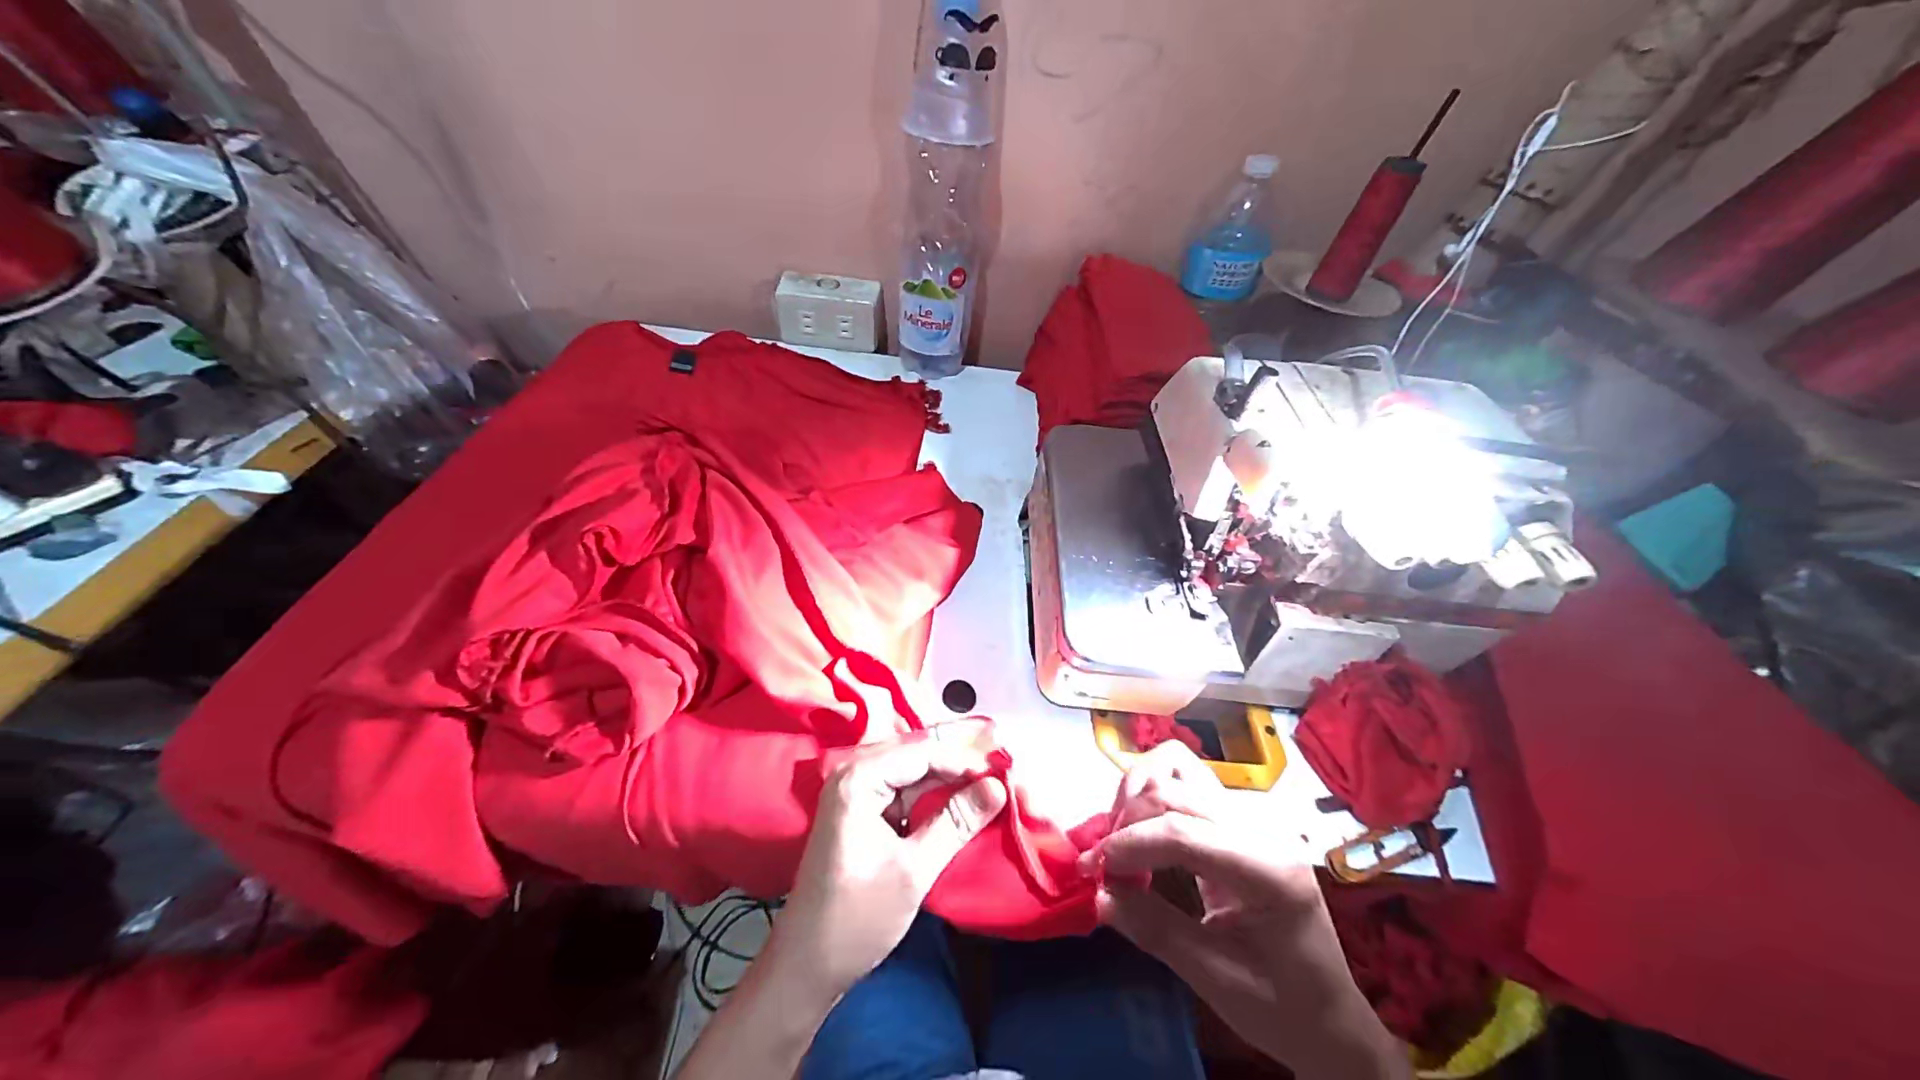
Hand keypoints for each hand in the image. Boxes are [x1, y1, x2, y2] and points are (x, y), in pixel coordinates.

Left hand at [774, 722, 1008, 998]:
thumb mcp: (914, 870)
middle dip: (959, 768)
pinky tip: (960, 809)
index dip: (965, 762)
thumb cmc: (857, 917)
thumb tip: (998, 787)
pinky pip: (904, 793)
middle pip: (917, 757)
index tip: (1005, 776)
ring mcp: (855, 793)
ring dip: (948, 785)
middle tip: (1002, 779)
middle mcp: (853, 774)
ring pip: (913, 774)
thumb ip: (957, 822)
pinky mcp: (861, 813)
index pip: (923, 752)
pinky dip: (931, 801)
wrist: (808, 965)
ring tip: (989, 792)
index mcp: (858, 779)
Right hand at [1080, 743, 1407, 1079]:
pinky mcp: (1235, 824)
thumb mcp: (1216, 979)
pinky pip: (1185, 785)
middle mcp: (1262, 830)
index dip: (1128, 843)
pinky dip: (1150, 798)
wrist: (1329, 1021)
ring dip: (1137, 795)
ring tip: (1119, 839)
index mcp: (1269, 869)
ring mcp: (1250, 821)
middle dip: (1128, 818)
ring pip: (1179, 769)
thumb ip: (1155, 929)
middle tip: (1103, 864)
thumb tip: (1098, 894)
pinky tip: (1137, 833)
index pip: (1183, 831)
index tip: (1092, 870)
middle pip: (1176, 788)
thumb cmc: (1283, 1008)